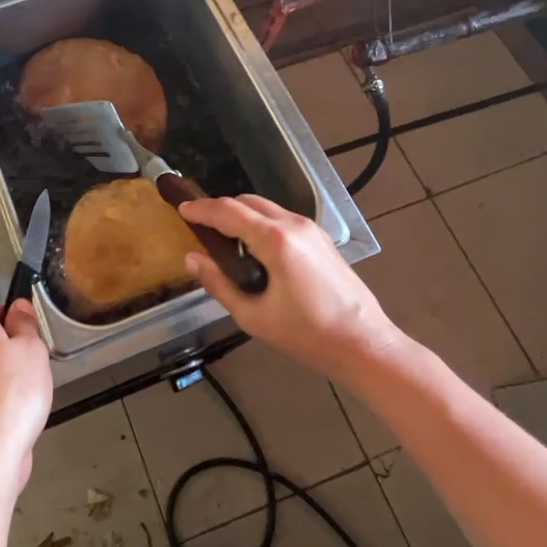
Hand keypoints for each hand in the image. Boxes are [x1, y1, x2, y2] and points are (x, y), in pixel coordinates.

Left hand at [0, 299, 52, 495]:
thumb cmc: (15, 392)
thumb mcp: (32, 349)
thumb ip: (25, 324)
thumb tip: (17, 306)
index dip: (5, 312)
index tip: (27, 328)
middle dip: (8, 346)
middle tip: (33, 360)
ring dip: (4, 375)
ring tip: (28, 391)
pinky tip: (16, 414)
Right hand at [179, 195, 405, 382]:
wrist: (365, 345)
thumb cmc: (307, 335)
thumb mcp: (254, 316)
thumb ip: (219, 284)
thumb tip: (192, 259)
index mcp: (275, 240)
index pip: (228, 212)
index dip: (202, 209)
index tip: (181, 209)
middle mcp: (293, 224)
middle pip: (248, 202)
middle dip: (221, 209)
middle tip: (200, 226)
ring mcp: (311, 229)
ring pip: (266, 209)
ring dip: (242, 216)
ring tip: (224, 240)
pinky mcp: (322, 239)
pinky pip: (282, 220)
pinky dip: (261, 224)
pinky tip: (254, 250)